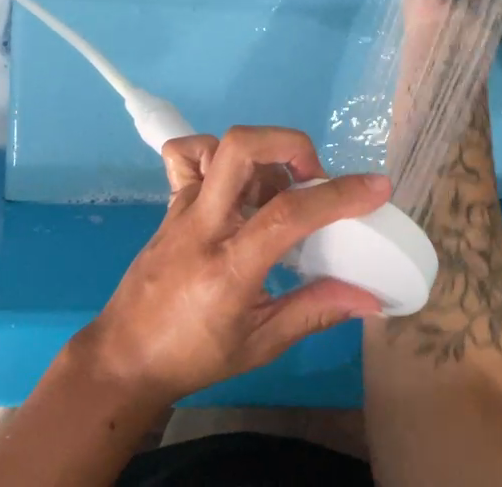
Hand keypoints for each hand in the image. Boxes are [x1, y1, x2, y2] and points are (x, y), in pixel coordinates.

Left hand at [72, 126, 392, 403]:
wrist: (125, 355)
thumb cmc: (194, 356)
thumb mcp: (261, 344)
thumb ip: (315, 312)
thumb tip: (370, 297)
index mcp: (229, 268)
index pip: (287, 215)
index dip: (338, 195)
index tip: (376, 187)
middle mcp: (203, 225)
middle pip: (241, 149)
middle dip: (291, 144)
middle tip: (315, 177)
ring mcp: (182, 208)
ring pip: (217, 147)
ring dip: (261, 153)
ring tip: (281, 189)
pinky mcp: (171, 202)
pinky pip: (187, 156)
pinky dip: (216, 154)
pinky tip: (237, 183)